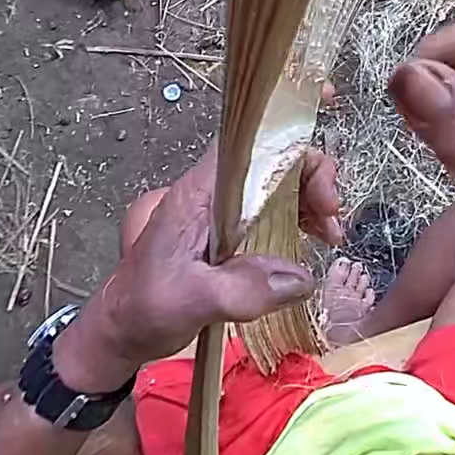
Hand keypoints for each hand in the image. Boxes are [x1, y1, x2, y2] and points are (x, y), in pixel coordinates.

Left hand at [53, 147, 341, 391]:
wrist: (122, 327)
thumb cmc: (145, 308)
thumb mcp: (191, 302)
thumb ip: (242, 289)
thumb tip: (302, 277)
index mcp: (199, 194)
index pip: (244, 142)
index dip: (284, 127)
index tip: (323, 135)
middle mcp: (212, 194)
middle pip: (269, 160)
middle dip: (310, 174)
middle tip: (331, 217)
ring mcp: (221, 212)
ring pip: (275, 183)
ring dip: (310, 199)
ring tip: (331, 234)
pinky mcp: (228, 232)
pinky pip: (271, 210)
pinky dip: (299, 218)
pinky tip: (316, 240)